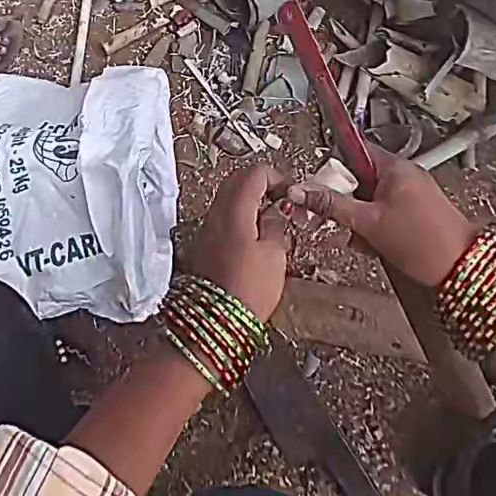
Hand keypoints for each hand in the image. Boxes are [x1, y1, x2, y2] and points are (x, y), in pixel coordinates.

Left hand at [187, 162, 290, 320]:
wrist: (215, 322)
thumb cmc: (247, 290)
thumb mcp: (274, 255)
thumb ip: (275, 225)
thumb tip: (277, 211)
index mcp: (235, 209)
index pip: (254, 173)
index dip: (276, 177)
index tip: (290, 191)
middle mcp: (216, 213)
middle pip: (237, 180)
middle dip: (261, 184)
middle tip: (282, 200)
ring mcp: (207, 227)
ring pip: (228, 197)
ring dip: (250, 200)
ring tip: (271, 218)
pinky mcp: (205, 243)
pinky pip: (223, 216)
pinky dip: (240, 215)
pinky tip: (255, 234)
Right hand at [286, 145, 476, 285]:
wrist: (463, 270)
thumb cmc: (422, 242)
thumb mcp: (367, 223)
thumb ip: (331, 205)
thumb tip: (299, 190)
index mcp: (394, 167)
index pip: (353, 150)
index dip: (333, 166)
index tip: (320, 185)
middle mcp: (404, 174)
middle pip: (359, 177)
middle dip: (346, 202)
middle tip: (341, 222)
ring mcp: (412, 194)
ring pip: (370, 199)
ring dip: (360, 219)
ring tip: (363, 240)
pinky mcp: (416, 213)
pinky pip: (385, 212)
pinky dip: (375, 227)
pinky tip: (375, 246)